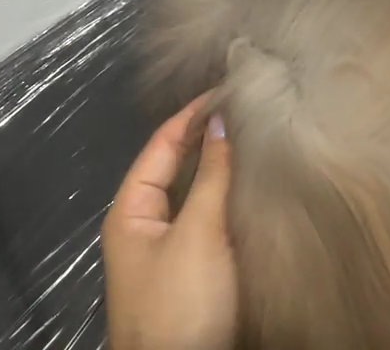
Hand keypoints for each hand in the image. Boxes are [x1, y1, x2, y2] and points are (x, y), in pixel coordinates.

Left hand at [102, 96, 237, 349]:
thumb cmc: (181, 302)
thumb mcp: (197, 233)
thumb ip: (211, 174)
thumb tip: (220, 117)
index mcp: (131, 209)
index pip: (163, 142)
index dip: (194, 112)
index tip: (230, 87)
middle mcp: (146, 224)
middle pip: (177, 165)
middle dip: (209, 136)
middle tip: (248, 107)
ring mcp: (169, 250)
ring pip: (196, 192)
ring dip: (222, 166)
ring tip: (257, 135)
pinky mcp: (193, 273)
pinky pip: (210, 219)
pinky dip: (230, 196)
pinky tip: (255, 184)